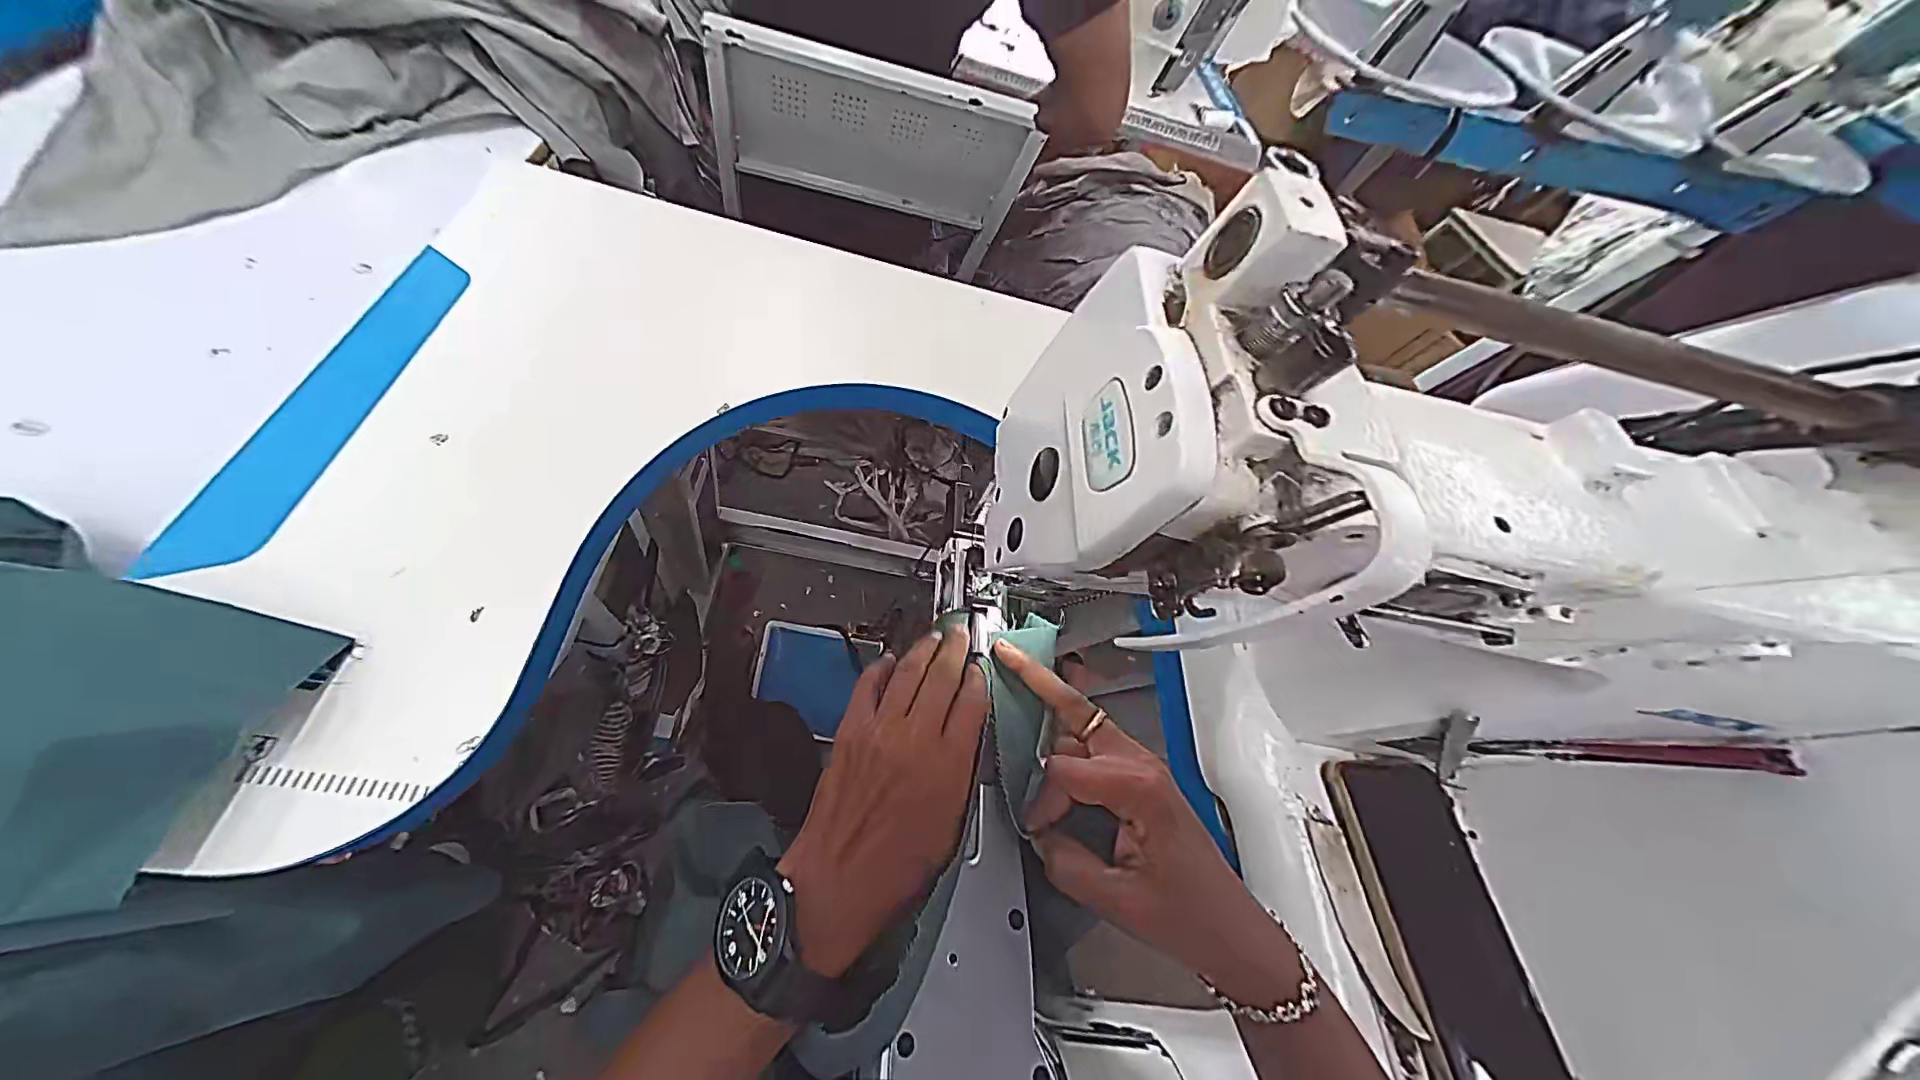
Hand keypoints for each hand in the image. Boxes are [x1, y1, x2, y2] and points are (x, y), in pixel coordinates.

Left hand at [777, 628, 987, 977]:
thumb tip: (964, 743)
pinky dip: (880, 668)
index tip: (981, 668)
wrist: (837, 879)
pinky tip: (888, 659)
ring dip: (923, 649)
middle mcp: (916, 738)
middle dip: (956, 649)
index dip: (979, 679)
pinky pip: (867, 686)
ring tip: (934, 636)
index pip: (972, 702)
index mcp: (948, 764)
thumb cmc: (894, 867)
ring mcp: (880, 730)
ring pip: (907, 673)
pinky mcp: (850, 731)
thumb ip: (960, 775)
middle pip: (942, 676)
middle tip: (962, 633)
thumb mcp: (951, 825)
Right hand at [992, 639, 1300, 1004]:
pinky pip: (1094, 744)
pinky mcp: (1139, 778)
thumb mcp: (1114, 897)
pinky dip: (1065, 734)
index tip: (1035, 828)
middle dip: (1037, 684)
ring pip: (1083, 725)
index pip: (1064, 770)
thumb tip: (1038, 834)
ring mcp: (1142, 767)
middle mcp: (1141, 765)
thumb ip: (1062, 860)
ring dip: (1049, 713)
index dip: (1040, 800)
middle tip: (1007, 655)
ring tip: (1018, 689)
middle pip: (1077, 712)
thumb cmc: (1188, 912)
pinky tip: (1044, 735)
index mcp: (1138, 787)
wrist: (1228, 927)